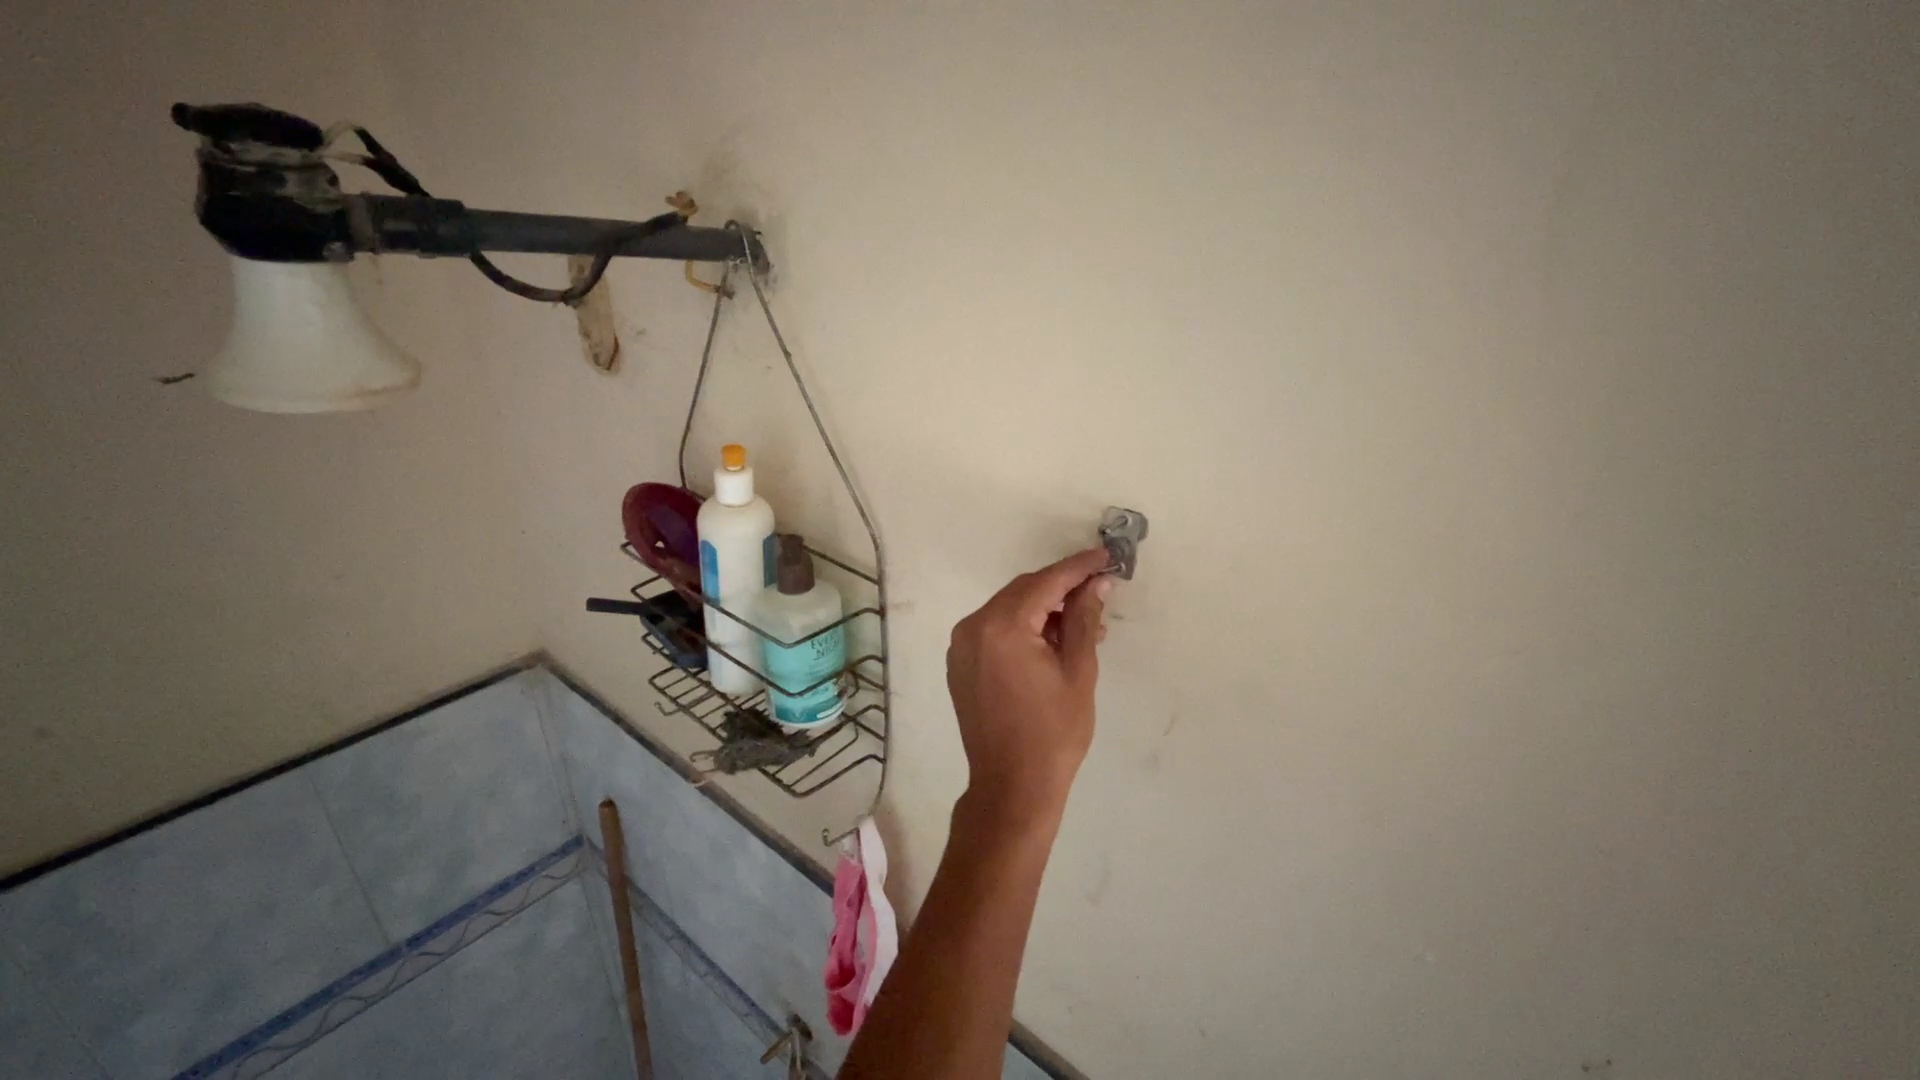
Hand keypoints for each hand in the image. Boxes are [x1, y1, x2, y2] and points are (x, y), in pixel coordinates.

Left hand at [946, 548, 1113, 820]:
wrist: (1012, 786)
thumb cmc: (1053, 733)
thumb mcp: (1078, 671)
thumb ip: (1084, 619)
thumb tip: (1096, 583)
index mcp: (1001, 626)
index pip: (1045, 582)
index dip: (1078, 568)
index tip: (1105, 557)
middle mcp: (972, 627)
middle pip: (1023, 592)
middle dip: (1061, 589)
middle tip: (1100, 593)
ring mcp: (961, 647)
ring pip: (1008, 610)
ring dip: (1043, 610)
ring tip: (1084, 625)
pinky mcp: (961, 664)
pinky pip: (995, 631)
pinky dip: (1023, 628)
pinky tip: (1051, 641)